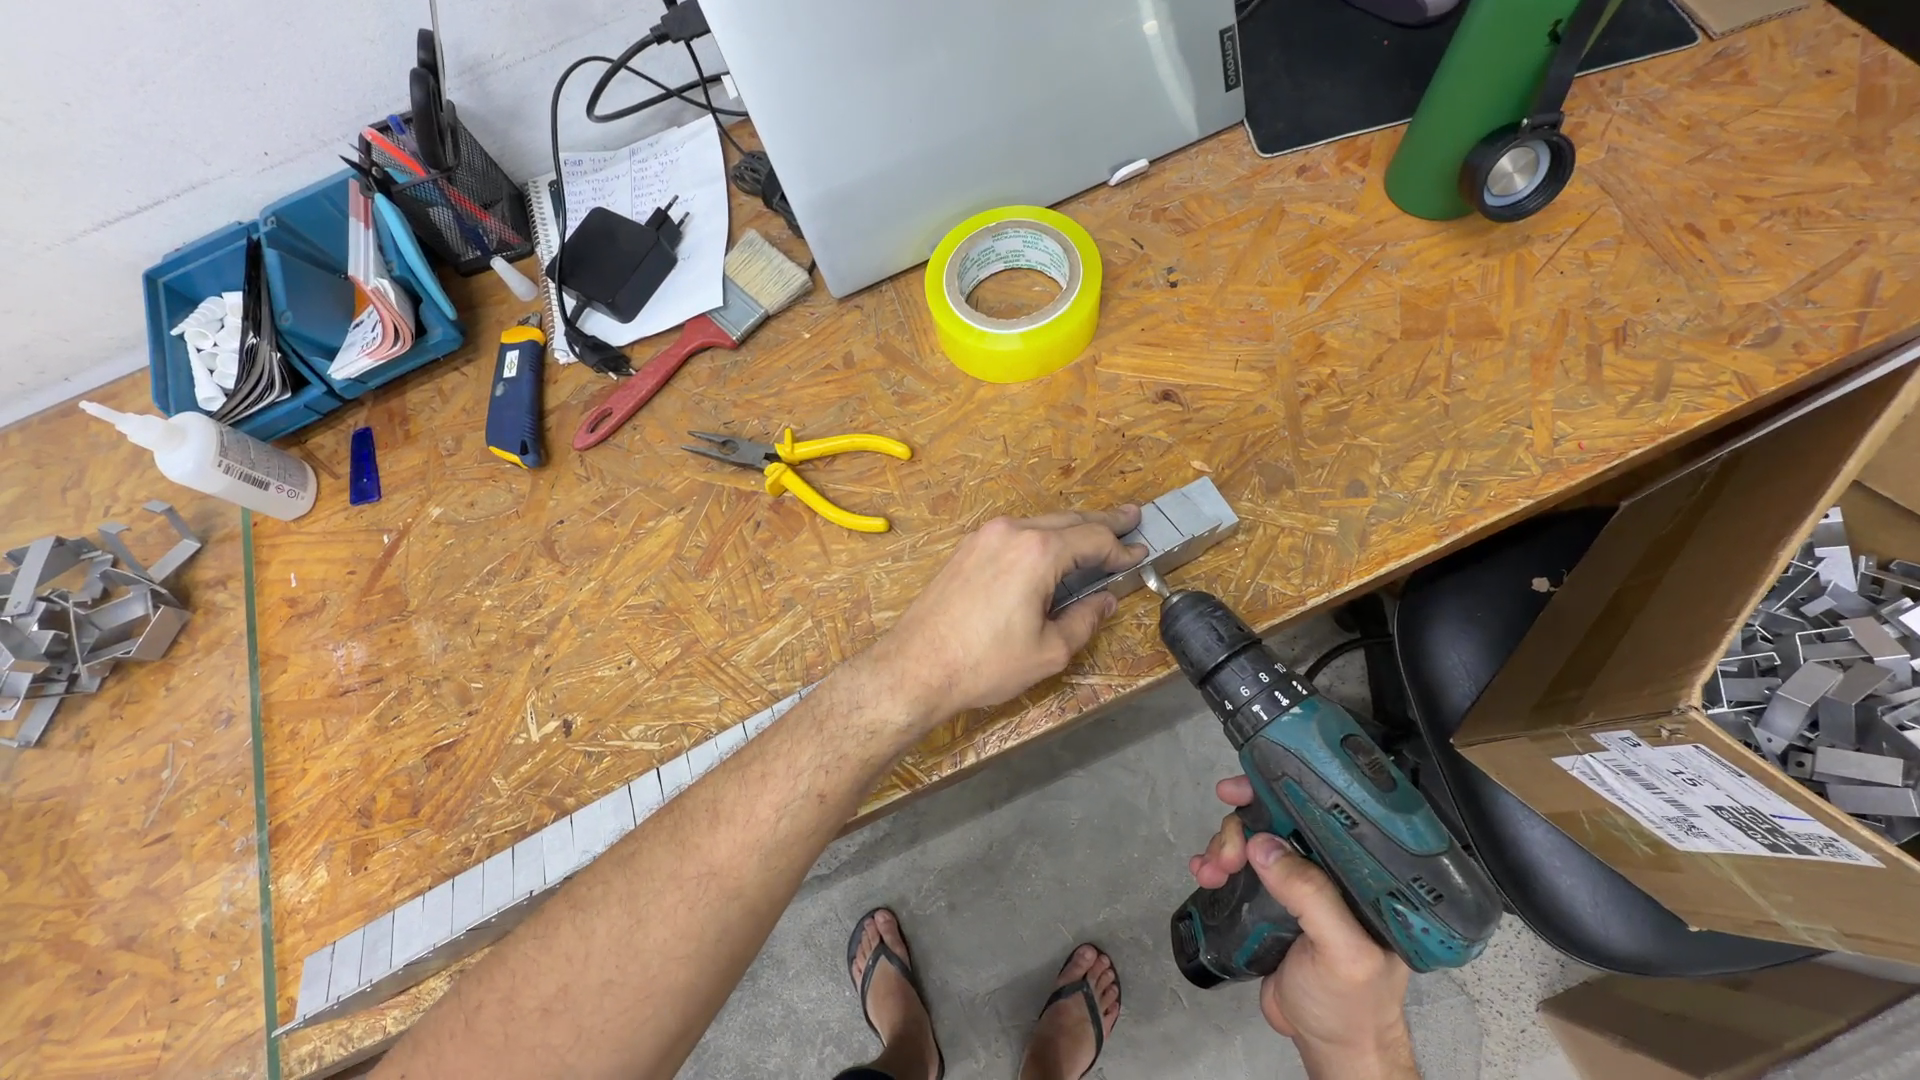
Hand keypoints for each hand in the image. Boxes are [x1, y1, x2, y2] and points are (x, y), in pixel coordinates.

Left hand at [867, 507, 1144, 719]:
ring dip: (1072, 527)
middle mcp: (1011, 533)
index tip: (1140, 554)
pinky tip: (1053, 548)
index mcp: (1037, 553)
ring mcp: (984, 537)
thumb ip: (1084, 620)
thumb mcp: (1048, 651)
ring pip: (1041, 523)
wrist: (915, 666)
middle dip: (1103, 522)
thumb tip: (1104, 602)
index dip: (1121, 549)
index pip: (1093, 540)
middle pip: (1069, 520)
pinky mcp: (967, 549)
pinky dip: (1043, 536)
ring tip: (1099, 531)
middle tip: (1131, 518)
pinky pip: (1016, 533)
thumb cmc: (982, 664)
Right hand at [1190, 777, 1416, 1078]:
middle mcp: (1327, 871)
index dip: (1279, 794)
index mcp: (1357, 874)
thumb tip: (1262, 843)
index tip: (1239, 789)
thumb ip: (1311, 897)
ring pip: (1250, 844)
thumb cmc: (1352, 1004)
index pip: (1320, 817)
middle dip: (1239, 830)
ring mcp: (1295, 887)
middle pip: (1275, 825)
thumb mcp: (1343, 952)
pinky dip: (1214, 865)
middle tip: (1223, 857)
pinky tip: (1201, 873)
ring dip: (1222, 849)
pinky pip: (1238, 872)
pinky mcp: (1268, 905)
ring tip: (1208, 873)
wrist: (1330, 1051)